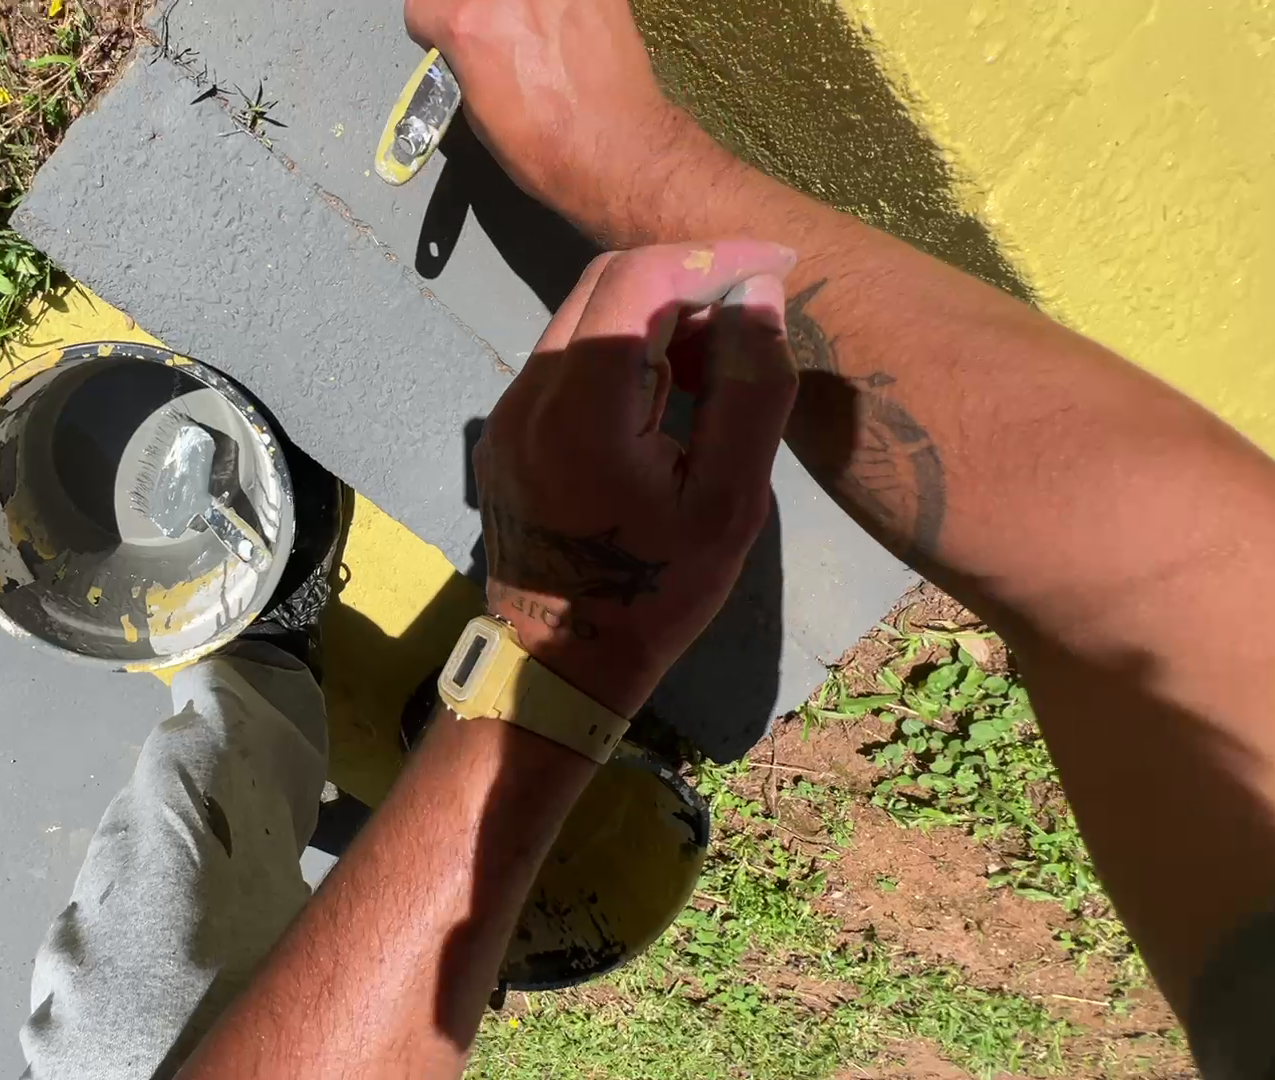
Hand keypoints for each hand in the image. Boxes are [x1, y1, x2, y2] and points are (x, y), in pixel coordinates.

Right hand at [403, 0, 712, 241]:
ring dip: (516, 10)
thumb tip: (467, 48)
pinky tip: (566, 31)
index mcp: (469, 24)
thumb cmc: (544, 149)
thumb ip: (464, 65)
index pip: (422, 5)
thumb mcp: (479, 116)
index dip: (434, 32)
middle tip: (495, 42)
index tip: (449, 47)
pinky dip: (556, 9)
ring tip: (536, 37)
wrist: (613, 150)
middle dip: (473, 12)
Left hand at [475, 242, 798, 716]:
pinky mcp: (502, 436)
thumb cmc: (655, 592)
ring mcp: (505, 417)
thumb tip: (757, 296)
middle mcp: (526, 399)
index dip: (710, 257)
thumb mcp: (730, 502)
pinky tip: (654, 402)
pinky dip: (613, 357)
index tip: (772, 265)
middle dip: (681, 284)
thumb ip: (750, 389)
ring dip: (649, 322)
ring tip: (706, 374)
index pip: (636, 281)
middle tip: (742, 326)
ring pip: (577, 322)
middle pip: (601, 287)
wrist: (561, 655)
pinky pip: (559, 364)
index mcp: (579, 412)